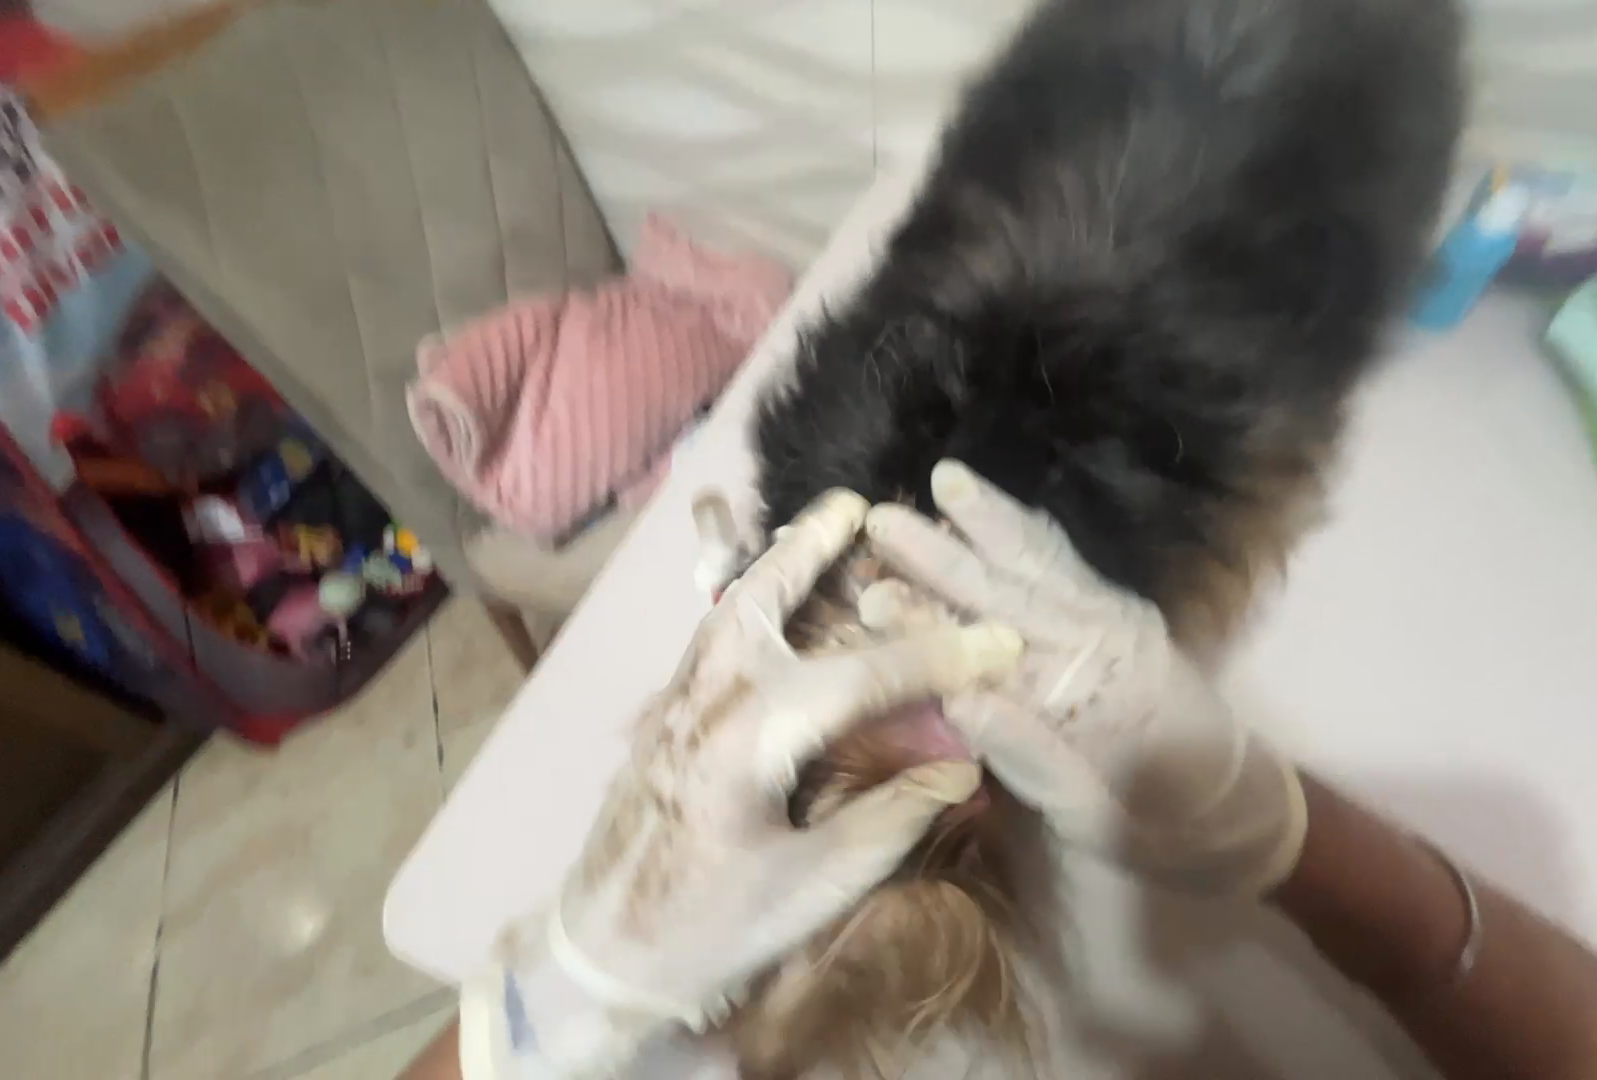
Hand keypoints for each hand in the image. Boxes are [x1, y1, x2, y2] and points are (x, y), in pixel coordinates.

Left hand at [497, 489, 1022, 1077]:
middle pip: (763, 596)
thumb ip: (889, 819)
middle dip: (811, 545)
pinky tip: (775, 600)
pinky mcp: (666, 708)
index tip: (997, 640)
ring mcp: (677, 695)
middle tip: (853, 503)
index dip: (938, 658)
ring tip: (820, 530)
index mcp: (749, 736)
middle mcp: (708, 695)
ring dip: (778, 562)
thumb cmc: (708, 928)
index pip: (862, 677)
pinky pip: (715, 630)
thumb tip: (961, 767)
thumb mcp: (810, 889)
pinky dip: (752, 597)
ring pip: (731, 604)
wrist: (599, 951)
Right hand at [863, 460, 1306, 895]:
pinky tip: (1002, 516)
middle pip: (1008, 587)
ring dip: (992, 522)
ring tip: (948, 483)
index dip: (927, 624)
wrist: (1243, 813)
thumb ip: (1033, 755)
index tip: (874, 600)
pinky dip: (1030, 534)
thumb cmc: (1165, 823)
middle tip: (883, 519)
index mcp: (1088, 688)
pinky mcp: (1115, 620)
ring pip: (1041, 562)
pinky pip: (1066, 567)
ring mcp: (1110, 621)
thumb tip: (958, 697)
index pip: (988, 645)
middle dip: (944, 553)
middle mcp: (1098, 638)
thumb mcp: (1097, 815)